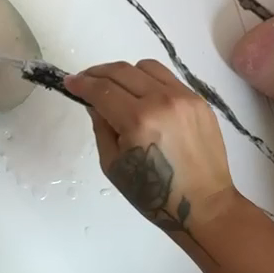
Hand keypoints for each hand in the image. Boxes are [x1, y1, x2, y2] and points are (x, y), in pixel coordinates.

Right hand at [65, 61, 239, 241]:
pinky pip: (167, 78)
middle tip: (85, 80)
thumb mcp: (113, 165)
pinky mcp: (199, 100)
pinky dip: (148, 81)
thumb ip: (101, 127)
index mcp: (138, 121)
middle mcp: (162, 101)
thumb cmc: (154, 194)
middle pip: (121, 71)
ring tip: (115, 87)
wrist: (205, 205)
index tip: (69, 82)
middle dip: (97, 73)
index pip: (101, 90)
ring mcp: (184, 97)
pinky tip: (143, 97)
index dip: (81, 84)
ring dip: (124, 73)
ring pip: (145, 67)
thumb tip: (94, 101)